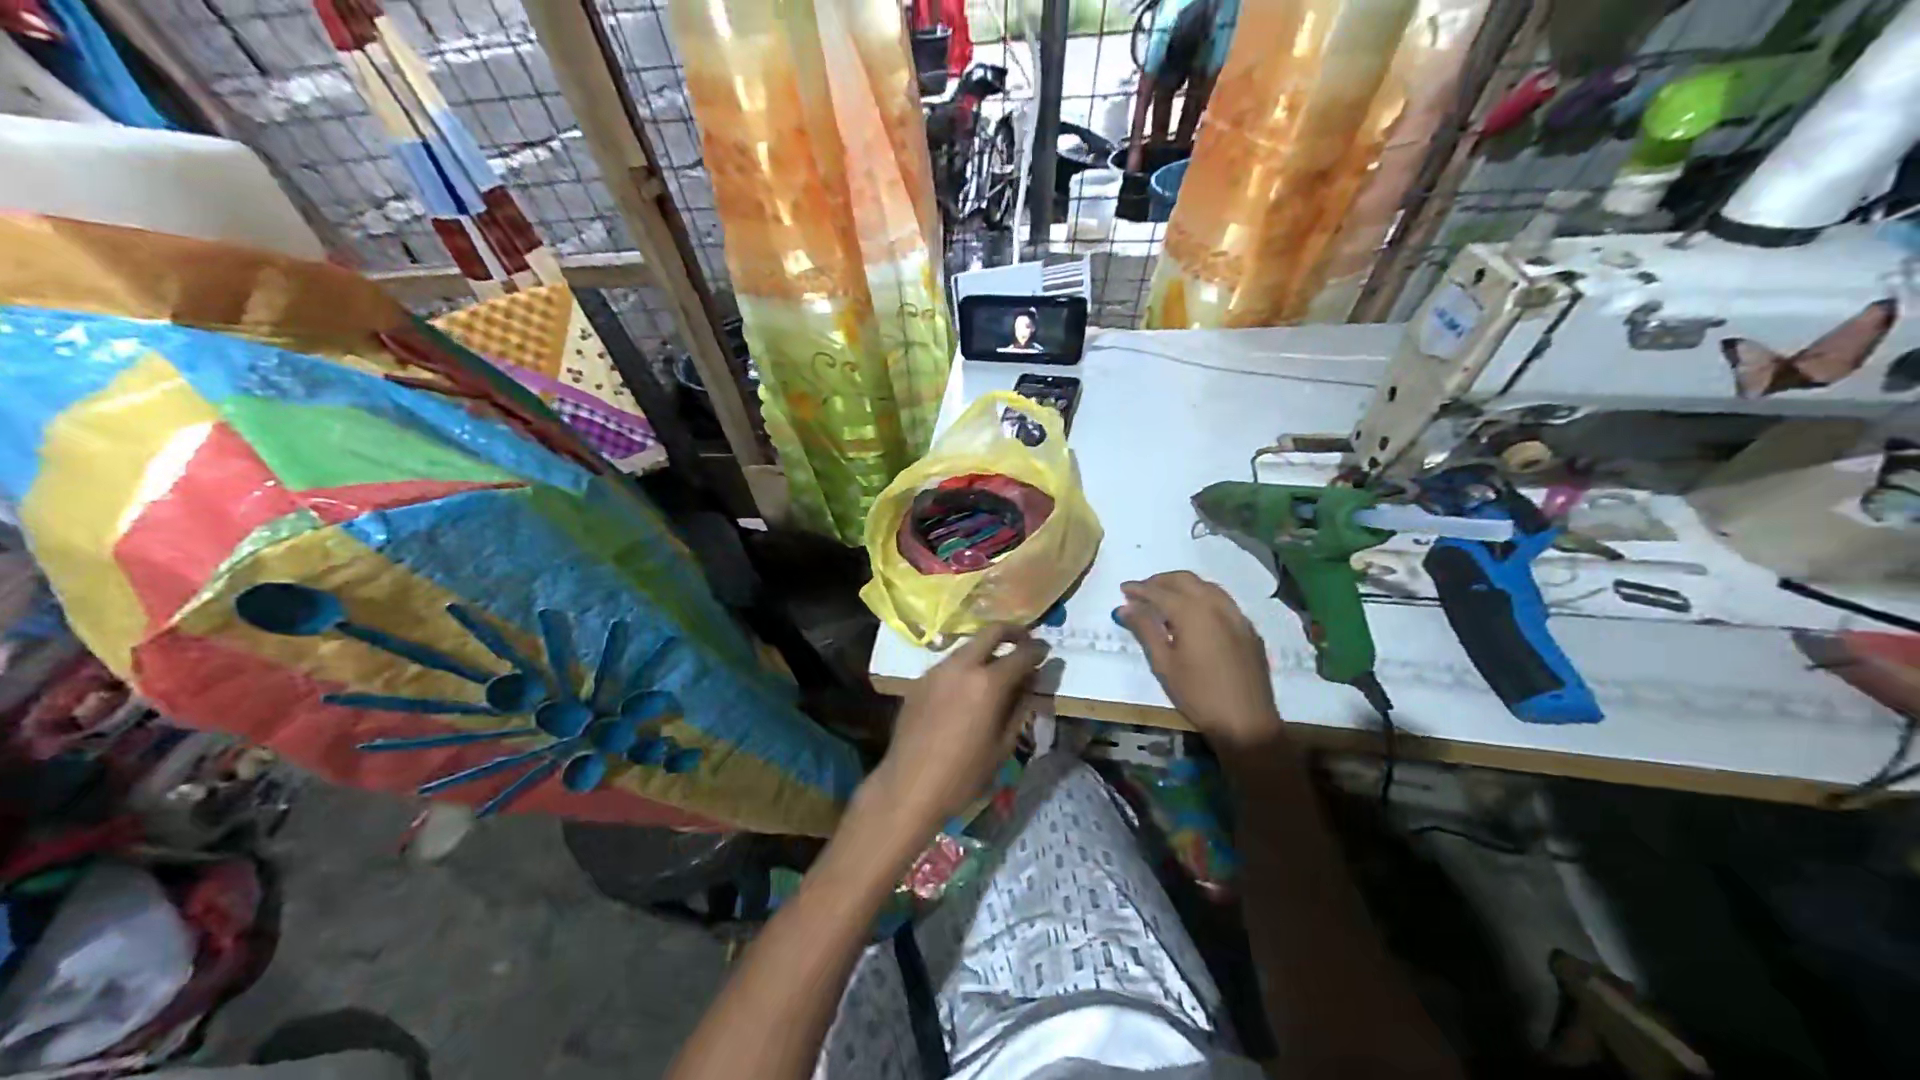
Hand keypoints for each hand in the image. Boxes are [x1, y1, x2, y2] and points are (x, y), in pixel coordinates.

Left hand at [865, 625, 1046, 836]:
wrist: (909, 786)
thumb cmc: (964, 774)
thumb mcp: (1003, 745)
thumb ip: (1020, 707)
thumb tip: (1031, 683)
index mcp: (988, 682)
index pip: (1022, 654)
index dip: (1038, 650)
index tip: (1046, 651)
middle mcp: (962, 666)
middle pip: (991, 632)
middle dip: (1012, 632)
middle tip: (1025, 641)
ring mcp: (937, 670)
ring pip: (967, 646)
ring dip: (987, 648)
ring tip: (998, 666)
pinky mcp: (919, 681)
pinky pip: (949, 663)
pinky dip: (966, 664)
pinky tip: (969, 685)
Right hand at [1116, 571, 1283, 751]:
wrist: (1246, 721)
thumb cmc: (1198, 694)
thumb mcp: (1163, 663)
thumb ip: (1145, 630)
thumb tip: (1124, 608)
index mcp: (1193, 612)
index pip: (1160, 591)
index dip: (1139, 589)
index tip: (1123, 589)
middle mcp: (1217, 605)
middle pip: (1185, 580)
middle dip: (1161, 581)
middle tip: (1142, 591)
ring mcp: (1237, 616)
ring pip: (1207, 587)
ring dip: (1183, 586)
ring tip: (1165, 598)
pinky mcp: (1248, 629)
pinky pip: (1223, 601)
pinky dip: (1203, 597)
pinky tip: (1195, 614)